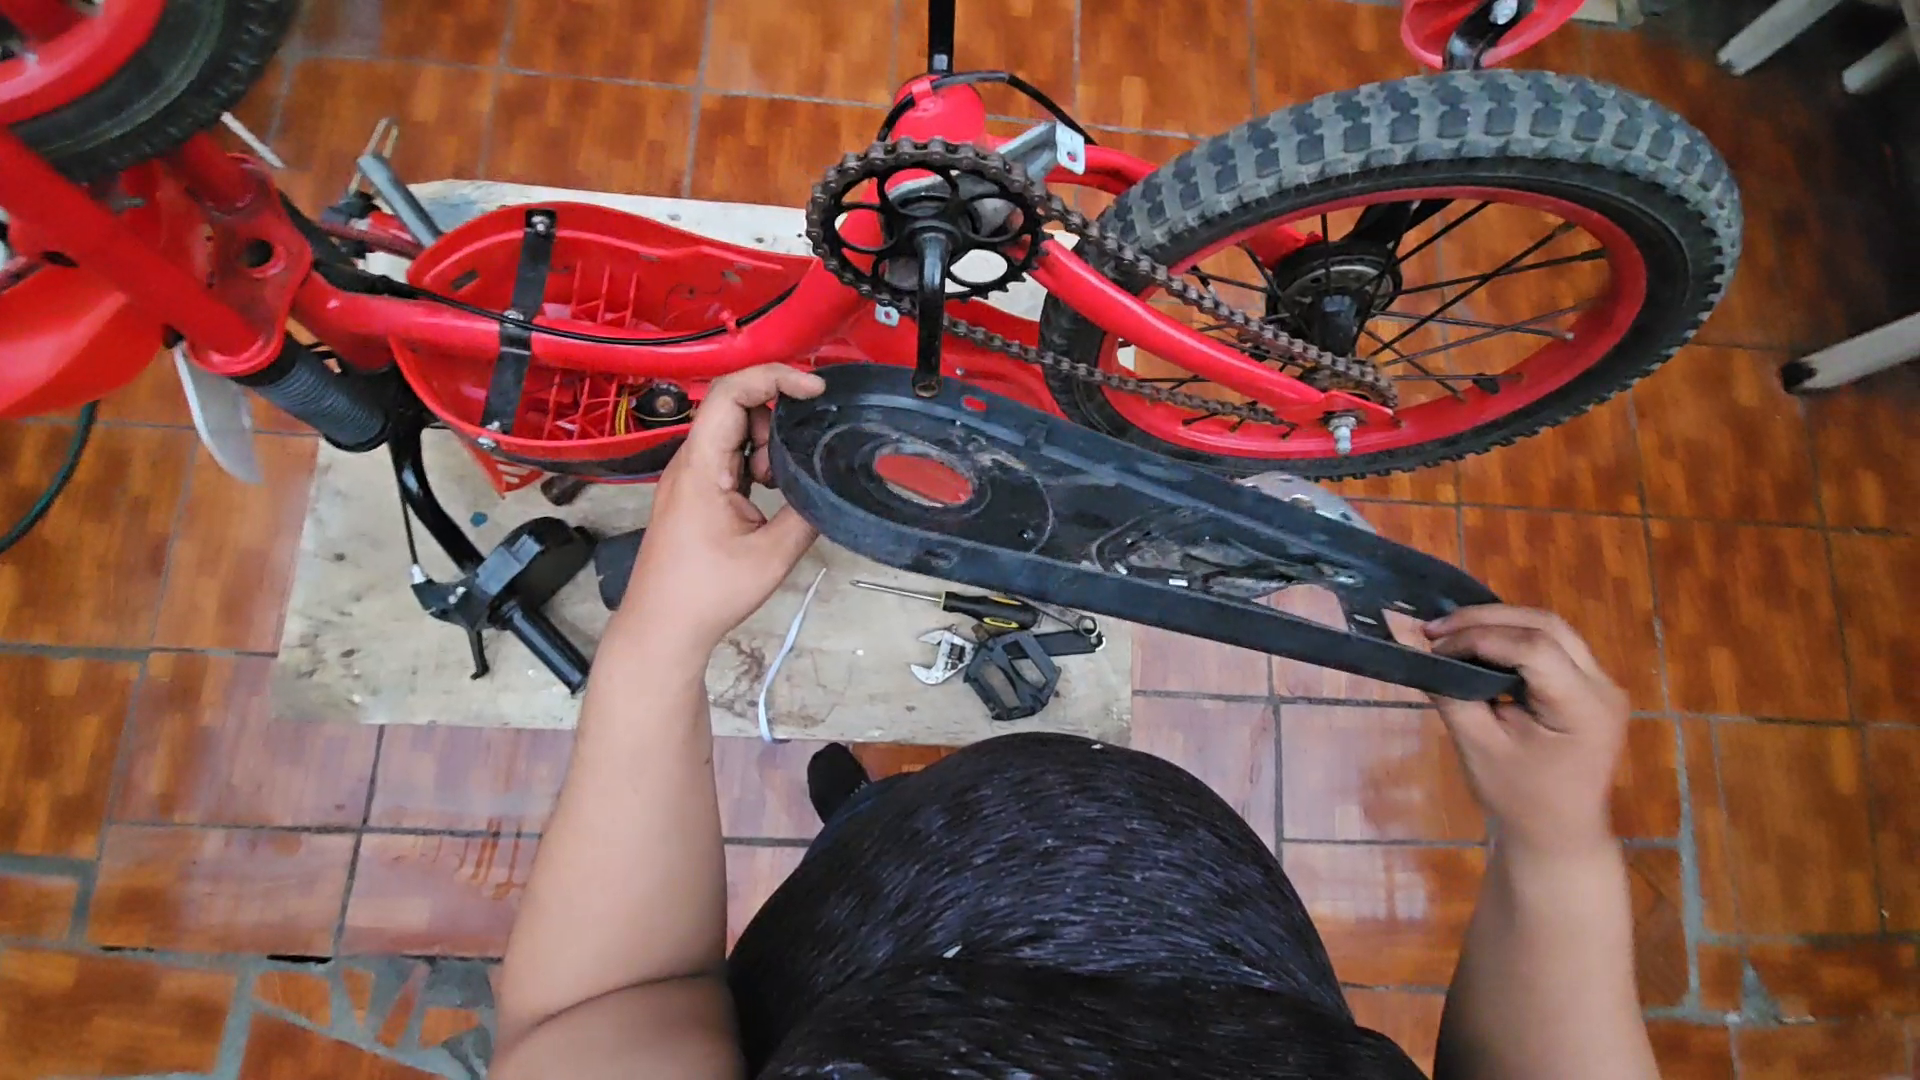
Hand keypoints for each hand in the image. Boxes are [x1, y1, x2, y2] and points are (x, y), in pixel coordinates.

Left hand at [612, 364, 826, 654]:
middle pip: (735, 405)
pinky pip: (730, 456)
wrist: (662, 627)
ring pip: (735, 431)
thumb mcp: (772, 555)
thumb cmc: (707, 592)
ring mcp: (691, 475)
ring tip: (782, 484)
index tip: (815, 389)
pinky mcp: (696, 492)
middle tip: (803, 450)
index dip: (776, 377)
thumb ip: (808, 513)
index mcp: (702, 465)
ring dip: (767, 444)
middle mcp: (691, 461)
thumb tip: (832, 486)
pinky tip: (771, 492)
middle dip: (778, 417)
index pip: (732, 391)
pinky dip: (756, 463)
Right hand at [1423, 606, 1629, 856]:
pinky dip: (1508, 635)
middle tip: (1435, 628)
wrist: (1556, 831)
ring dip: (1497, 621)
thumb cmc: (1516, 794)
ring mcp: (1600, 684)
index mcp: (1582, 707)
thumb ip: (1449, 691)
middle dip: (1486, 618)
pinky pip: (1549, 643)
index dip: (1478, 637)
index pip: (1533, 647)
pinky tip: (1475, 643)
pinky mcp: (1586, 685)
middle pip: (1546, 625)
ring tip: (1450, 631)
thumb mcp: (1475, 744)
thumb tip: (1415, 650)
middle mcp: (1602, 686)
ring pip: (1549, 627)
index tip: (1434, 647)